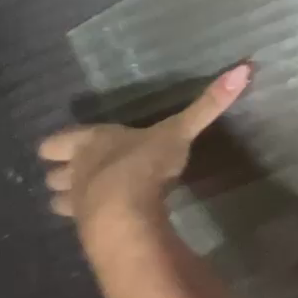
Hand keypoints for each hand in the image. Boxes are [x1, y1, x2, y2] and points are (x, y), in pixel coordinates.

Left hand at [39, 62, 251, 231]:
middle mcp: (76, 172)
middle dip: (64, 172)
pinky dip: (92, 219)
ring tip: (97, 196)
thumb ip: (208, 104)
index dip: (62, 143)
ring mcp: (76, 204)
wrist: (125, 215)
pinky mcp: (86, 230)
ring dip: (72, 198)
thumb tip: (245, 68)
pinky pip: (81, 223)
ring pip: (59, 201)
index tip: (76, 144)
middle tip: (89, 170)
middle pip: (52, 174)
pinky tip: (114, 216)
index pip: (55, 142)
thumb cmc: (143, 164)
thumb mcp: (181, 130)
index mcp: (89, 144)